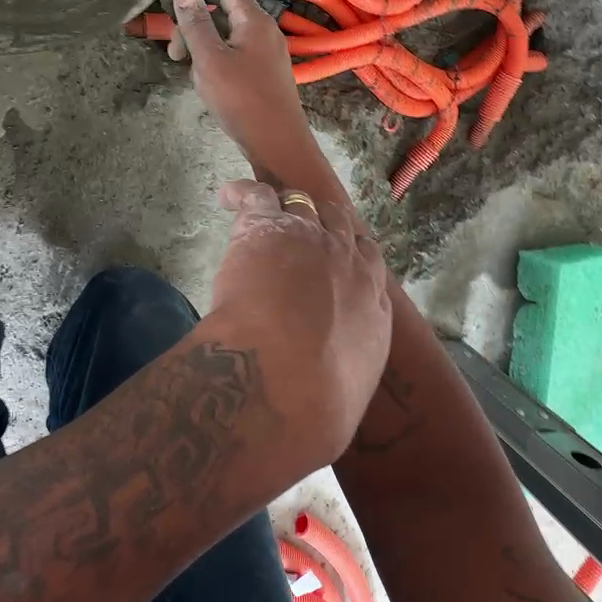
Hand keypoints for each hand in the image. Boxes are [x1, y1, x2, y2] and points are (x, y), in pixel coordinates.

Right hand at [169, 0, 310, 180]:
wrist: (278, 144)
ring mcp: (267, 54)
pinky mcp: (265, 75)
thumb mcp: (209, 59)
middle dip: (195, 27)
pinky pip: (236, 57)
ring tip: (192, 76)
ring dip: (204, 50)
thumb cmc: (241, 99)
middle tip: (174, 54)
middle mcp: (265, 31)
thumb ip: (195, 23)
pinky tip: (208, 86)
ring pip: (227, 38)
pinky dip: (217, 64)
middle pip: (225, 13)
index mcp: (255, 20)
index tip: (173, 7)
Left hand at [203, 179, 392, 467]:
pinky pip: (257, 195)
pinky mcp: (267, 228)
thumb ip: (342, 377)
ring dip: (288, 204)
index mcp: (372, 306)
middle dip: (325, 221)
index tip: (335, 258)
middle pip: (341, 223)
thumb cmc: (318, 408)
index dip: (351, 254)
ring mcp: (310, 239)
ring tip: (268, 206)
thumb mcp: (346, 394)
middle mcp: (348, 263)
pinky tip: (229, 196)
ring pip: (303, 203)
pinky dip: (242, 193)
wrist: (287, 382)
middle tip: (303, 225)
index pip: (369, 263)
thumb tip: (329, 392)